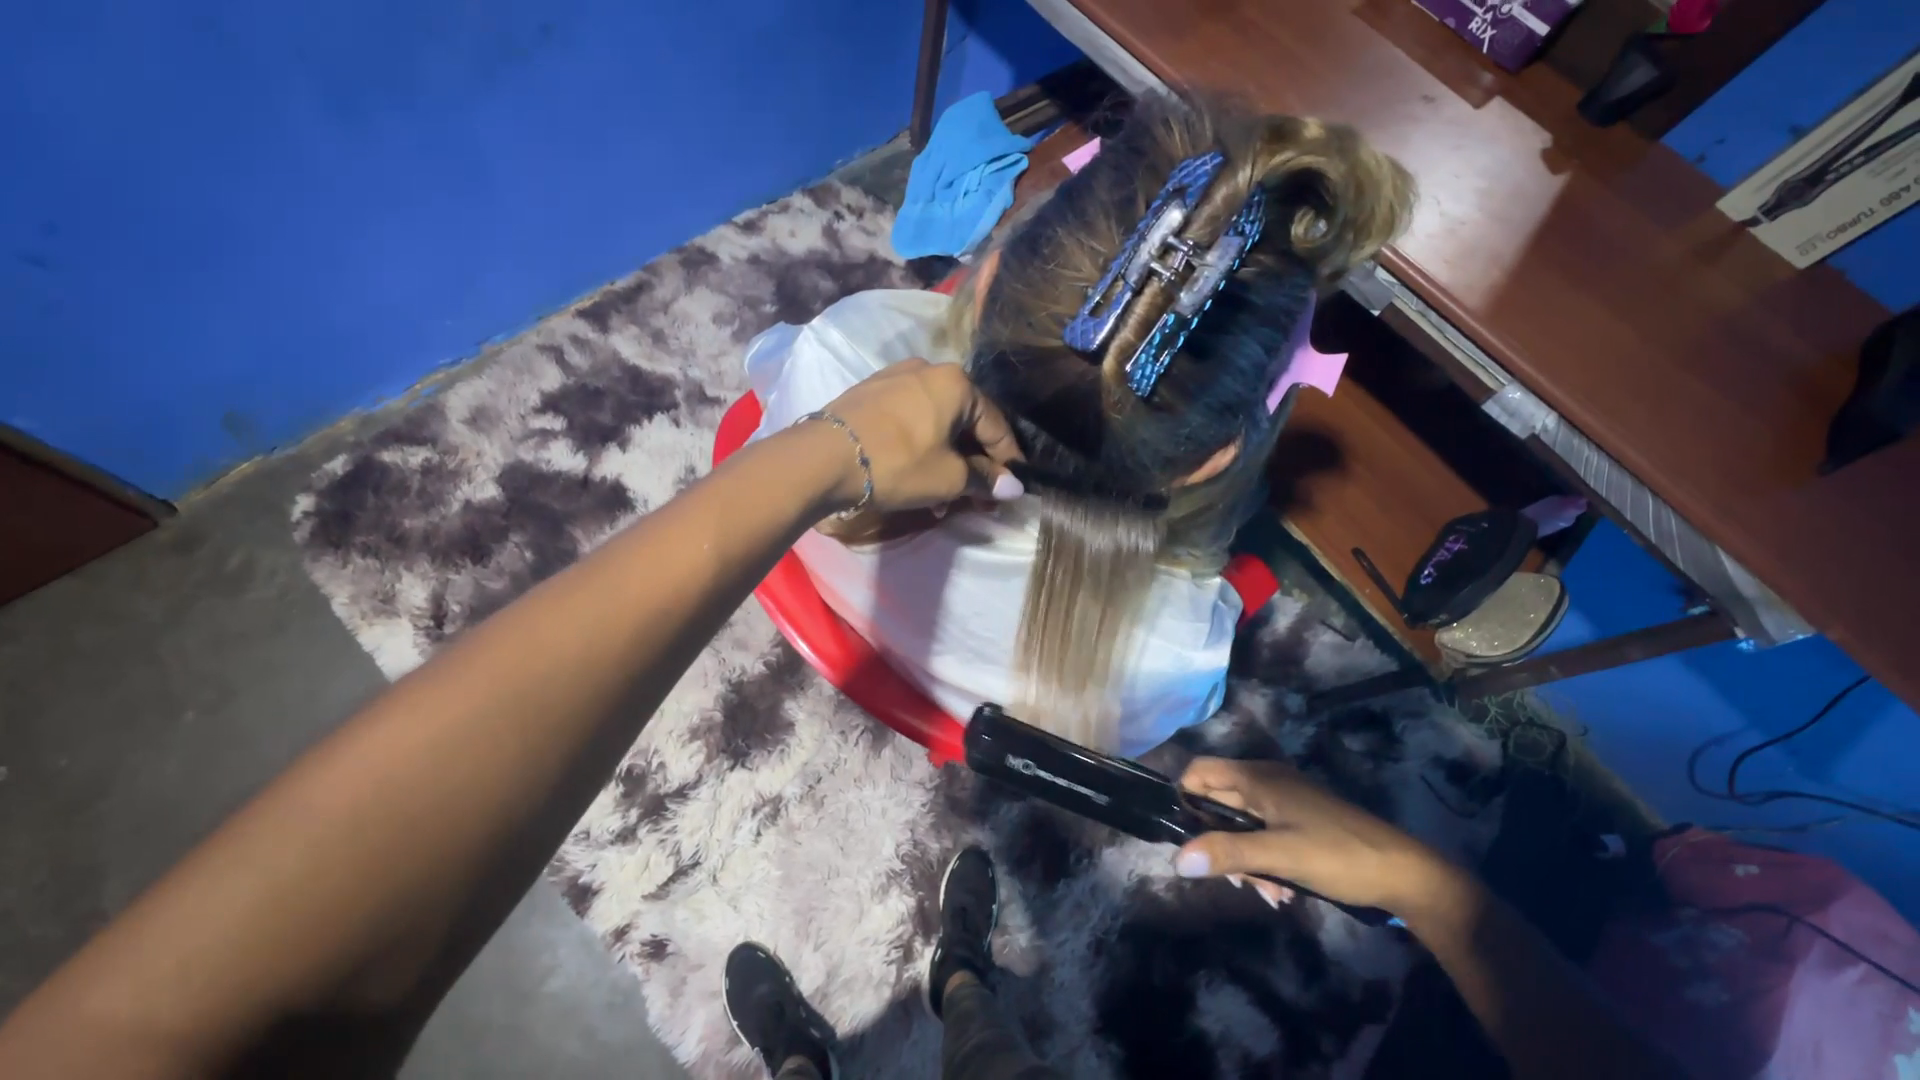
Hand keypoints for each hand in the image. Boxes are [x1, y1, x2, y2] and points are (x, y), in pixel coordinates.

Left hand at [821, 359, 1024, 512]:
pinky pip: (909, 420)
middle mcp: (928, 369)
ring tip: (942, 499)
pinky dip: (920, 448)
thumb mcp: (948, 479)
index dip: (1007, 462)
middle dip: (973, 463)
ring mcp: (895, 377)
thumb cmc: (897, 463)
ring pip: (935, 423)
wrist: (823, 458)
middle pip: (964, 422)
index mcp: (957, 383)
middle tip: (976, 498)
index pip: (996, 425)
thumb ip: (984, 479)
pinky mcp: (869, 392)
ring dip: (945, 460)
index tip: (1011, 489)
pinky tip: (915, 477)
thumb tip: (1013, 486)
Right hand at [1174, 758, 1460, 914]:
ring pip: (1241, 824)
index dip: (1183, 797)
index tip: (1183, 836)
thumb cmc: (1339, 855)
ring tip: (1267, 892)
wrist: (1406, 874)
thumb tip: (1175, 859)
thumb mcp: (1279, 856)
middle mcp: (1267, 782)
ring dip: (1243, 859)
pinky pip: (1263, 836)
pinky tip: (1281, 892)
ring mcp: (1285, 802)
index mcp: (1258, 778)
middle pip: (1218, 801)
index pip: (1199, 771)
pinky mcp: (1300, 822)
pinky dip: (1263, 861)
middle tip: (1233, 878)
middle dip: (1217, 841)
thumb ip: (1227, 853)